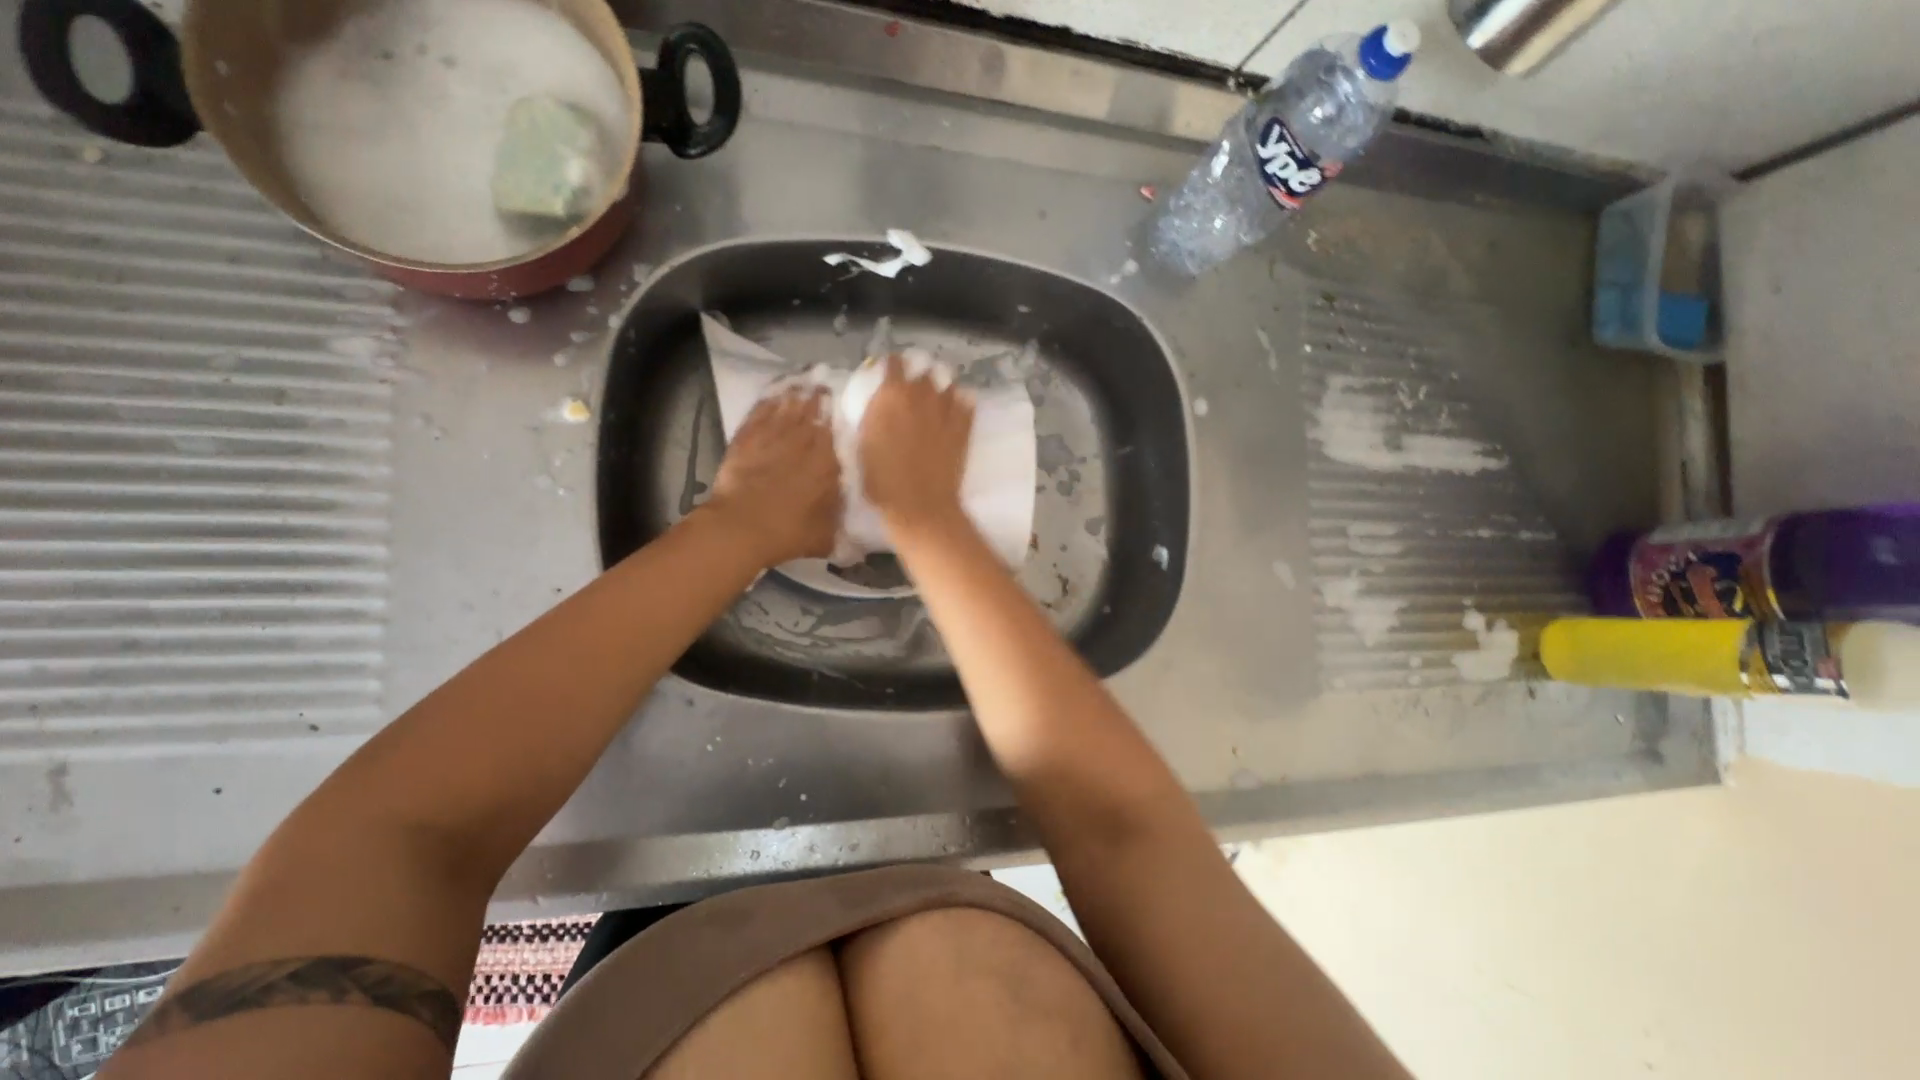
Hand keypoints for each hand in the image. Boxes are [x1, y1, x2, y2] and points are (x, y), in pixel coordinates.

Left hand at [705, 387, 840, 566]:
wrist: (742, 527)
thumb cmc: (789, 532)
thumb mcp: (827, 536)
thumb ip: (844, 528)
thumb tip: (857, 535)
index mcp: (829, 461)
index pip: (840, 430)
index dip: (843, 416)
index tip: (848, 407)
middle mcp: (805, 440)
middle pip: (816, 410)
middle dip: (823, 398)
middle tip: (828, 387)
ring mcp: (775, 433)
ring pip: (791, 404)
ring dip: (800, 393)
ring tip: (807, 382)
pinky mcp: (748, 435)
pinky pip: (763, 408)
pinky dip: (772, 397)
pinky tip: (778, 391)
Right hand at [858, 354, 973, 531]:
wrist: (919, 504)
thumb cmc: (881, 480)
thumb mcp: (863, 444)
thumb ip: (872, 418)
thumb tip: (877, 407)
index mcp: (891, 395)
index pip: (893, 363)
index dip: (891, 365)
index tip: (888, 370)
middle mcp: (920, 394)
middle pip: (923, 371)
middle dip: (917, 376)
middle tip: (912, 388)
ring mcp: (946, 409)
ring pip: (947, 383)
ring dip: (939, 388)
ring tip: (935, 398)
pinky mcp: (964, 426)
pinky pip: (966, 403)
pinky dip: (960, 402)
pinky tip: (956, 409)